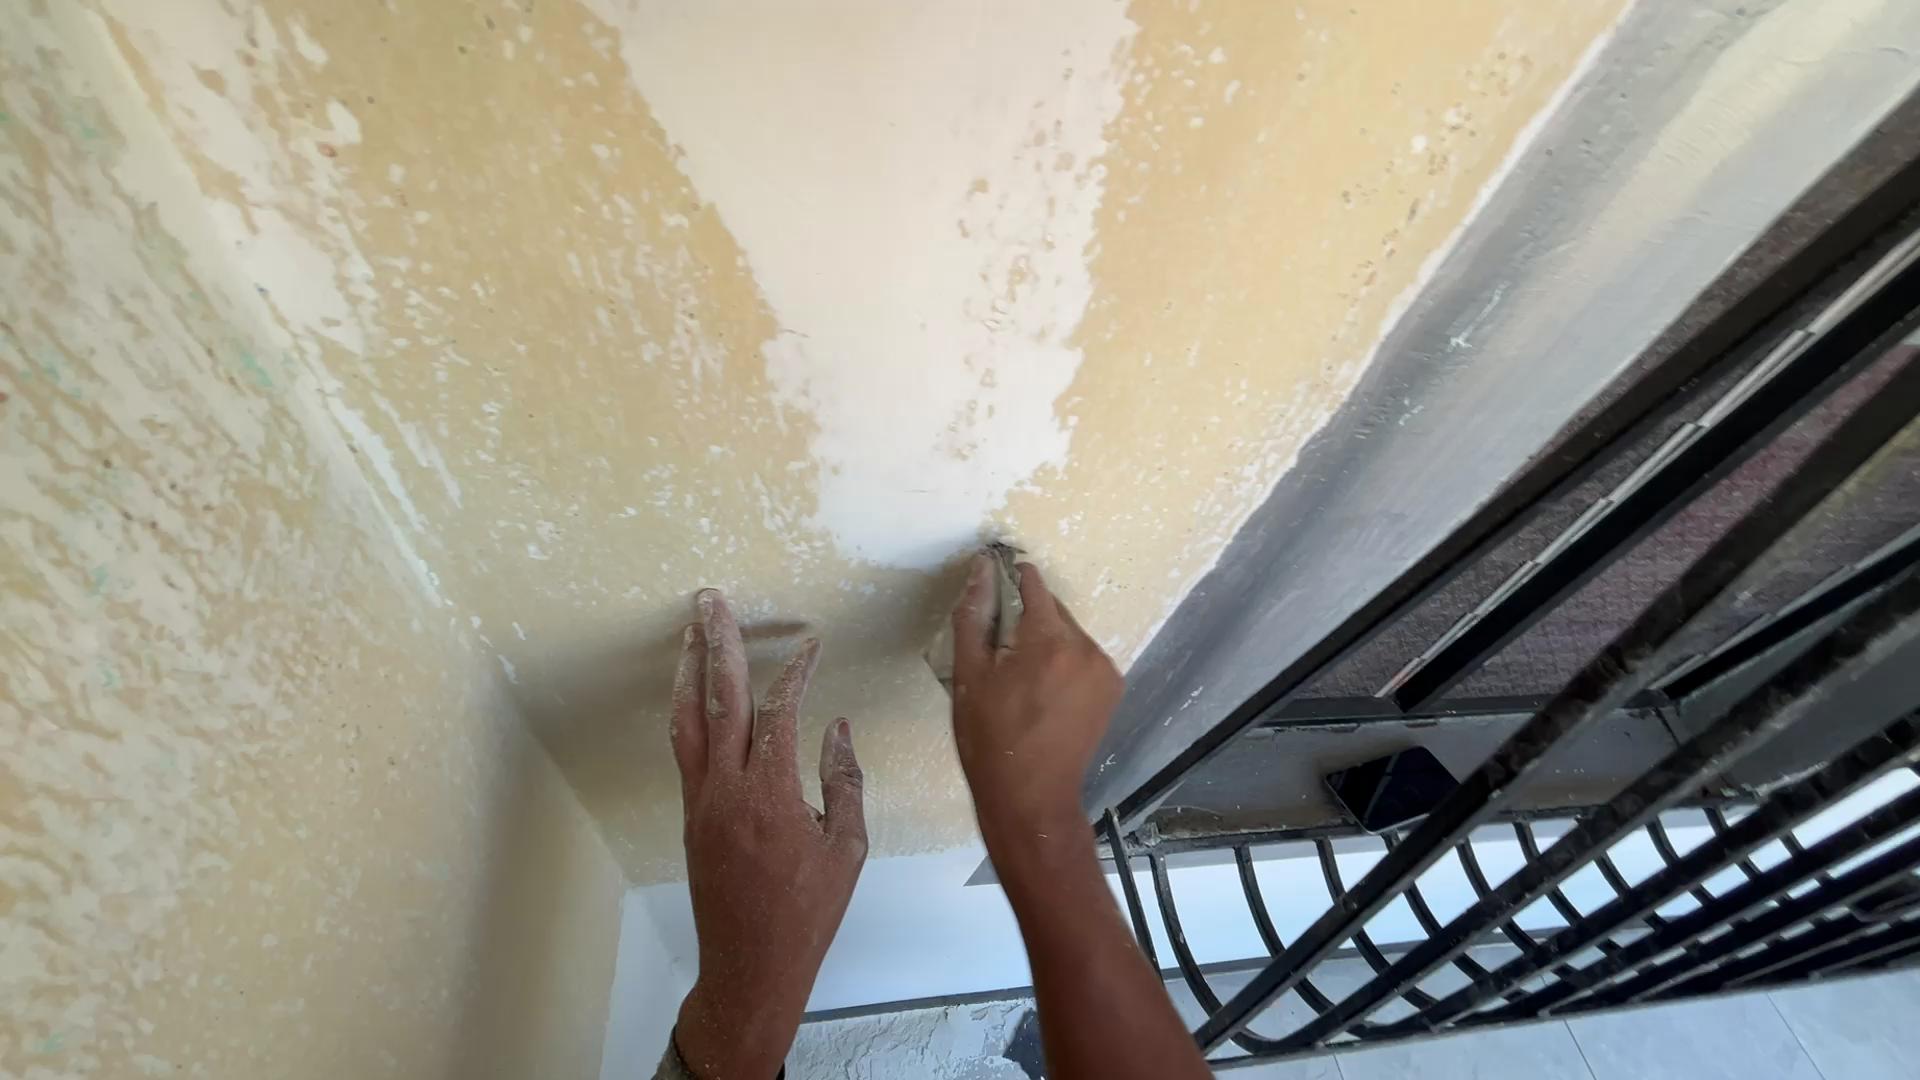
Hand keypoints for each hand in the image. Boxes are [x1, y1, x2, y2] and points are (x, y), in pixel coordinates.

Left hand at [671, 589, 866, 1078]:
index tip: (811, 645)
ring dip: (689, 670)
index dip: (796, 672)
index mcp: (769, 794)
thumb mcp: (848, 849)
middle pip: (718, 700)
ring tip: (690, 630)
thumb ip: (845, 782)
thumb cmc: (806, 912)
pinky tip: (694, 691)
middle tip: (711, 601)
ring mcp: (701, 800)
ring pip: (687, 720)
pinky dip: (688, 709)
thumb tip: (838, 728)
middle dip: (716, 644)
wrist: (750, 968)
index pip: (779, 712)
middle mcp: (725, 789)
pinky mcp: (691, 814)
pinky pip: (684, 748)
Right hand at [950, 555, 1122, 853]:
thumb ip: (974, 614)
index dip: (1009, 581)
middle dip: (1025, 618)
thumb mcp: (969, 675)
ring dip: (1045, 639)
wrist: (1031, 798)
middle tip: (998, 651)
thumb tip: (982, 568)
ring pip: (1068, 632)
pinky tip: (1043, 690)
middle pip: (1052, 609)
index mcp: (1049, 641)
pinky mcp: (1112, 689)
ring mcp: (1105, 670)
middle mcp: (1086, 648)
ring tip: (1020, 677)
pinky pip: (1083, 655)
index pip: (1033, 584)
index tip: (991, 590)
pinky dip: (1063, 660)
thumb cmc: (990, 740)